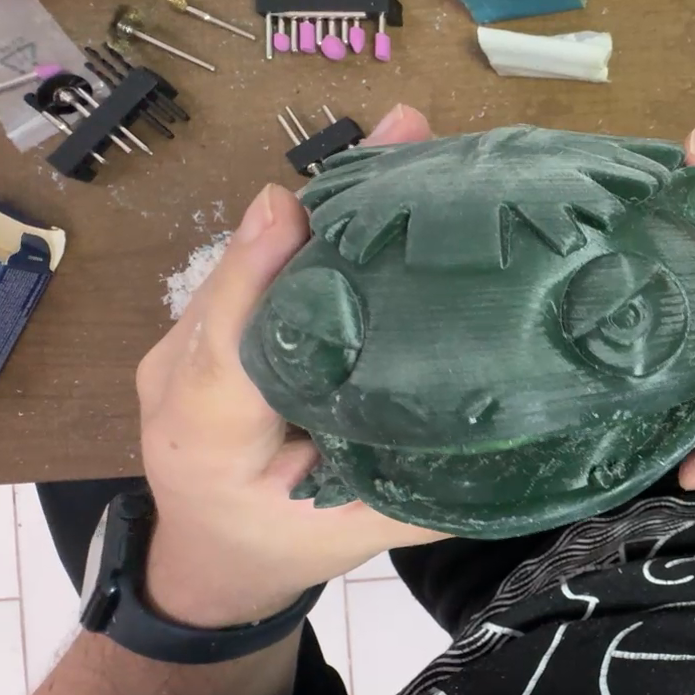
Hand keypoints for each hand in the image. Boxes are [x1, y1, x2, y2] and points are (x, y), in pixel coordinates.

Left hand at [136, 105, 447, 627]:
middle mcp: (181, 377)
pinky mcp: (214, 325)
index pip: (229, 355)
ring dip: (327, 202)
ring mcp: (188, 343)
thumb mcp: (364, 533)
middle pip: (243, 281)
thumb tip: (513, 447)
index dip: (259, 280)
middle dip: (317, 208)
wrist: (209, 555)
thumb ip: (424, 495)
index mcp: (212, 442)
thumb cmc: (289, 544)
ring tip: (404, 145)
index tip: (293, 211)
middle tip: (398, 139)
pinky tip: (381, 188)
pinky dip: (318, 228)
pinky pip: (262, 272)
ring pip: (253, 262)